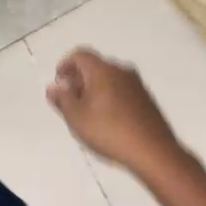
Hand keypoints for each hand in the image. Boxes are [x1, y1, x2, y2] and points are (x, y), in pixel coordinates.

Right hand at [46, 48, 184, 175]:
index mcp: (103, 71)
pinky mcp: (146, 98)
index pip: (80, 55)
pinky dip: (109, 96)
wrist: (153, 150)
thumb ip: (62, 99)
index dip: (65, 64)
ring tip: (86, 111)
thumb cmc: (109, 131)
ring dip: (94, 88)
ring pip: (109, 78)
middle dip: (79, 78)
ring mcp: (137, 84)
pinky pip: (121, 89)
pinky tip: (106, 118)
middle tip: (69, 99)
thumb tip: (53, 87)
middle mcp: (121, 71)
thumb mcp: (77, 118)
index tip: (59, 82)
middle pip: (95, 66)